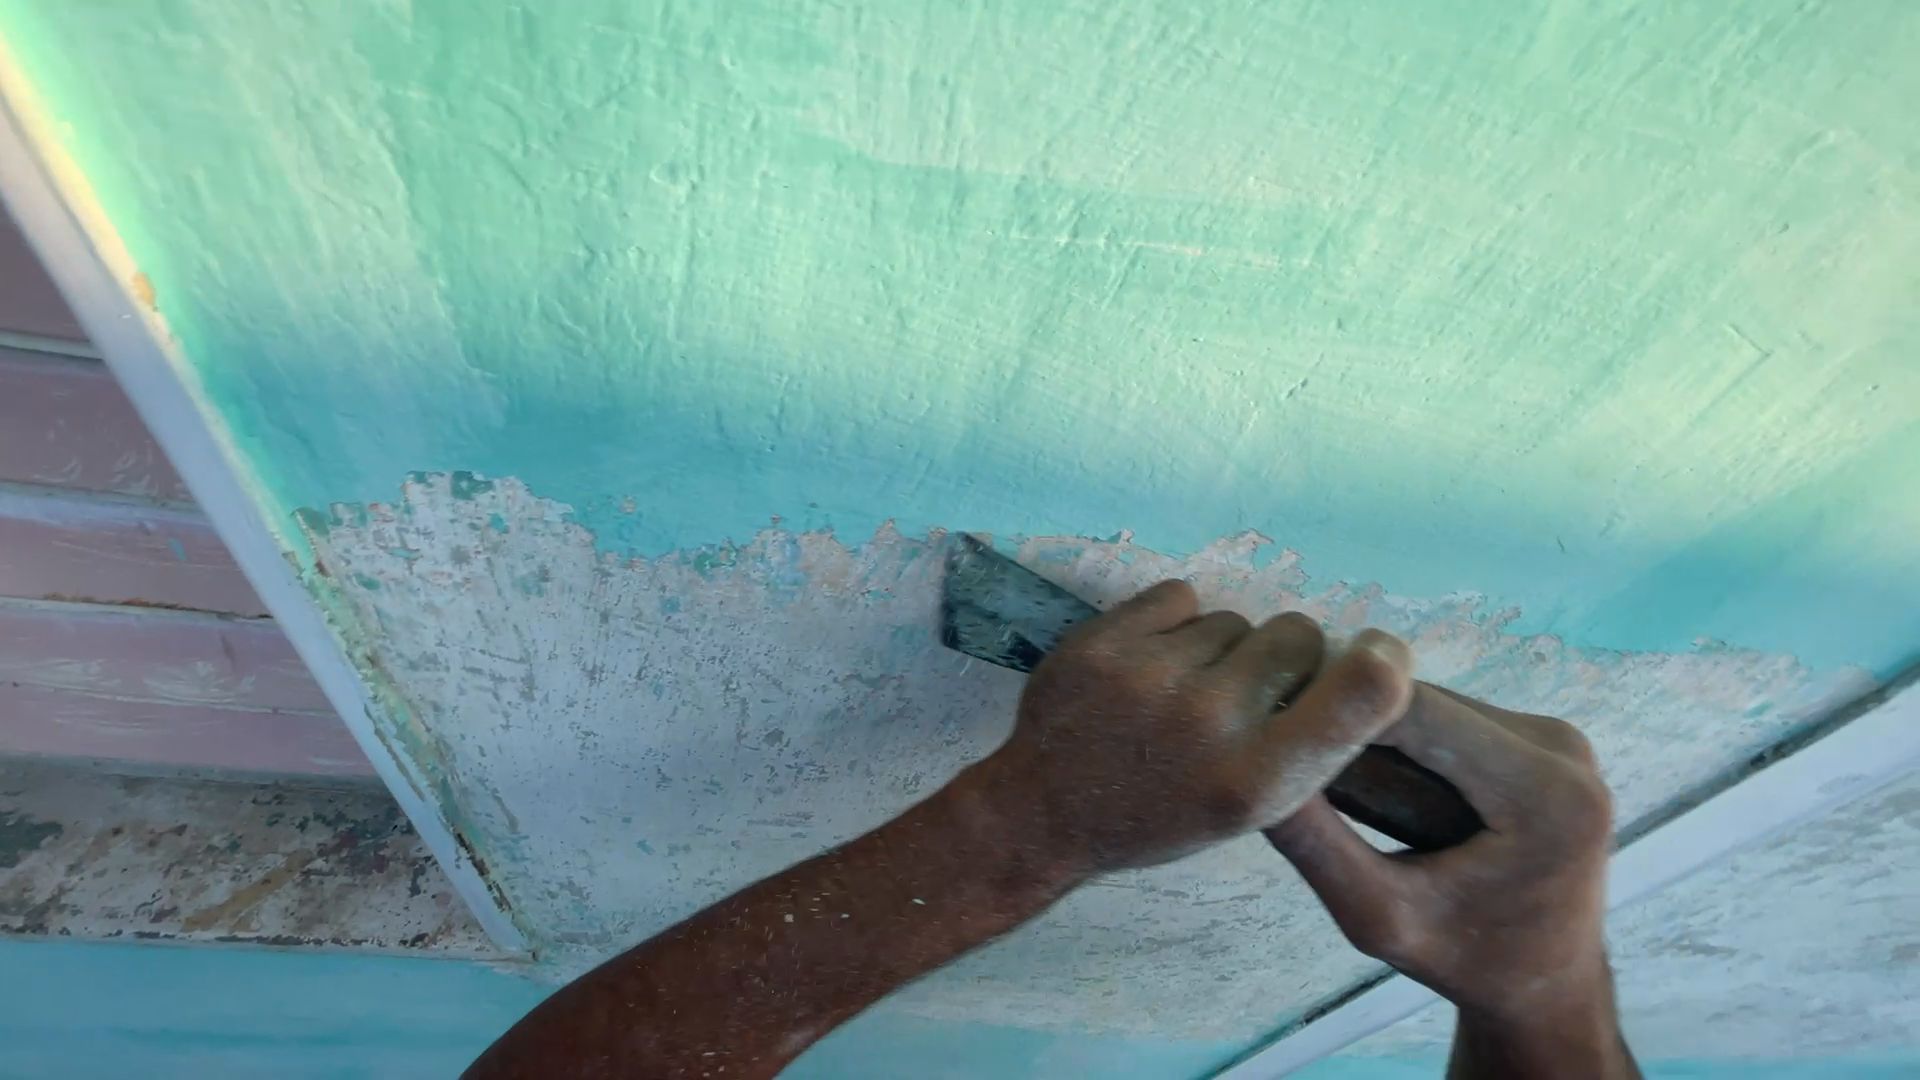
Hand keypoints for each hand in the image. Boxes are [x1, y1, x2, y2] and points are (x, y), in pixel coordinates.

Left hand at [970, 580, 1415, 875]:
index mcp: (1257, 781)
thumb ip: (1299, 743)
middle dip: (1281, 656)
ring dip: (1219, 645)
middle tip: (1241, 688)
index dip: (1381, 663)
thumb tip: (1346, 661)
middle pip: (1295, 635)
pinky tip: (1150, 655)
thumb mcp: (1245, 811)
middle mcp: (1210, 719)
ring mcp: (1150, 672)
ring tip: (1179, 685)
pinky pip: (1178, 595)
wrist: (1045, 808)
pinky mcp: (1103, 639)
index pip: (1361, 695)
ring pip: (1231, 618)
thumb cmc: (1155, 816)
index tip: (1377, 653)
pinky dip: (1174, 619)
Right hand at [1266, 685, 1631, 1074]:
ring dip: (1365, 717)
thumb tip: (1246, 762)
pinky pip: (1440, 709)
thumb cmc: (1463, 961)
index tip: (1274, 720)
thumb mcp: (1372, 916)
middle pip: (1416, 694)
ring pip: (1422, 695)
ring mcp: (1550, 735)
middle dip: (1347, 712)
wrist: (1544, 988)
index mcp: (1544, 792)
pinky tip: (1362, 761)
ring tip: (1317, 754)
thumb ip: (1313, 841)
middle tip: (1285, 741)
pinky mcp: (1534, 736)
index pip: (1411, 706)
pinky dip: (1392, 727)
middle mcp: (1559, 747)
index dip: (1336, 701)